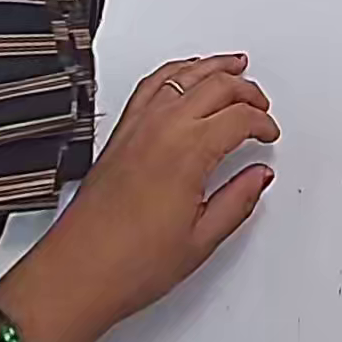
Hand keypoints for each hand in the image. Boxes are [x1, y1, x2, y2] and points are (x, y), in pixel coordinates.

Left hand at [0, 55, 280, 341]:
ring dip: (215, 66)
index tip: (268, 133)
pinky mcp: (122, 130)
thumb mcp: (200, 241)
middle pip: (218, 85)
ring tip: (234, 64)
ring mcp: (140, 124)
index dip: (262, 123)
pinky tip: (185, 72)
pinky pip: (153, 83)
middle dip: (247, 91)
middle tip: (260, 104)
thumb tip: (259, 176)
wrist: (73, 277)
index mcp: (189, 150)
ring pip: (186, 74)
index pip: (240, 118)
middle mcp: (164, 127)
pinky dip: (176, 71)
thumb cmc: (126, 265)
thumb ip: (238, 201)